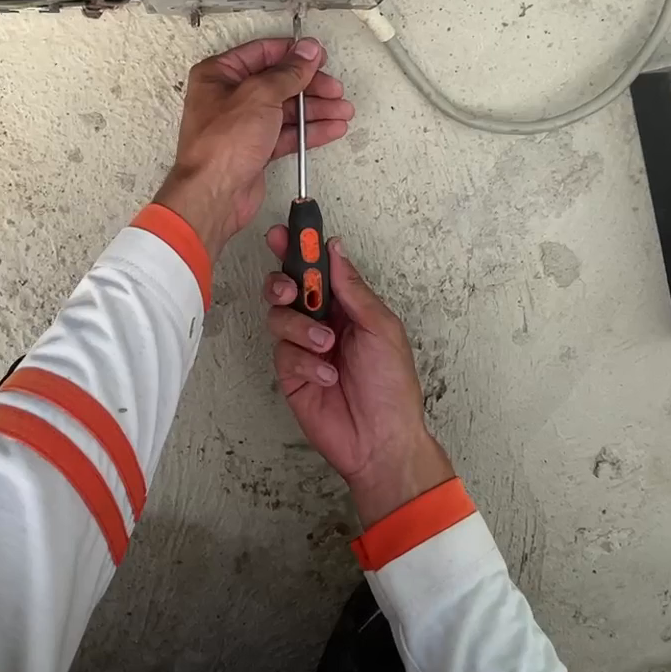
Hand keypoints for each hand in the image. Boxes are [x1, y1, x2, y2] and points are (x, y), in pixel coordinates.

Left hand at [152, 38, 353, 255]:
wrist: (214, 193)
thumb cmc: (219, 147)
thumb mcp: (259, 96)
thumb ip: (287, 72)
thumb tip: (306, 52)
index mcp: (218, 75)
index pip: (262, 53)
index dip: (292, 53)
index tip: (317, 56)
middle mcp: (228, 97)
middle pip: (278, 82)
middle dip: (310, 85)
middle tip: (333, 88)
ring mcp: (243, 124)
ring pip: (286, 109)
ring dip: (316, 109)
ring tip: (341, 110)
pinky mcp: (255, 148)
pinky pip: (287, 133)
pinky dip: (310, 131)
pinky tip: (331, 128)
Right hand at [263, 232, 453, 526]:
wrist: (381, 439)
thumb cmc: (392, 385)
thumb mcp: (381, 327)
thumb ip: (352, 288)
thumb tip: (333, 248)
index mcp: (345, 306)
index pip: (314, 269)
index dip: (296, 248)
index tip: (282, 232)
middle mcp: (319, 321)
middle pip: (285, 287)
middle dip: (282, 282)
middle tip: (291, 291)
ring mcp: (302, 347)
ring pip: (278, 317)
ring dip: (301, 329)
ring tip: (327, 347)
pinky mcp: (290, 373)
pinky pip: (283, 354)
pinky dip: (305, 362)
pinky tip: (327, 377)